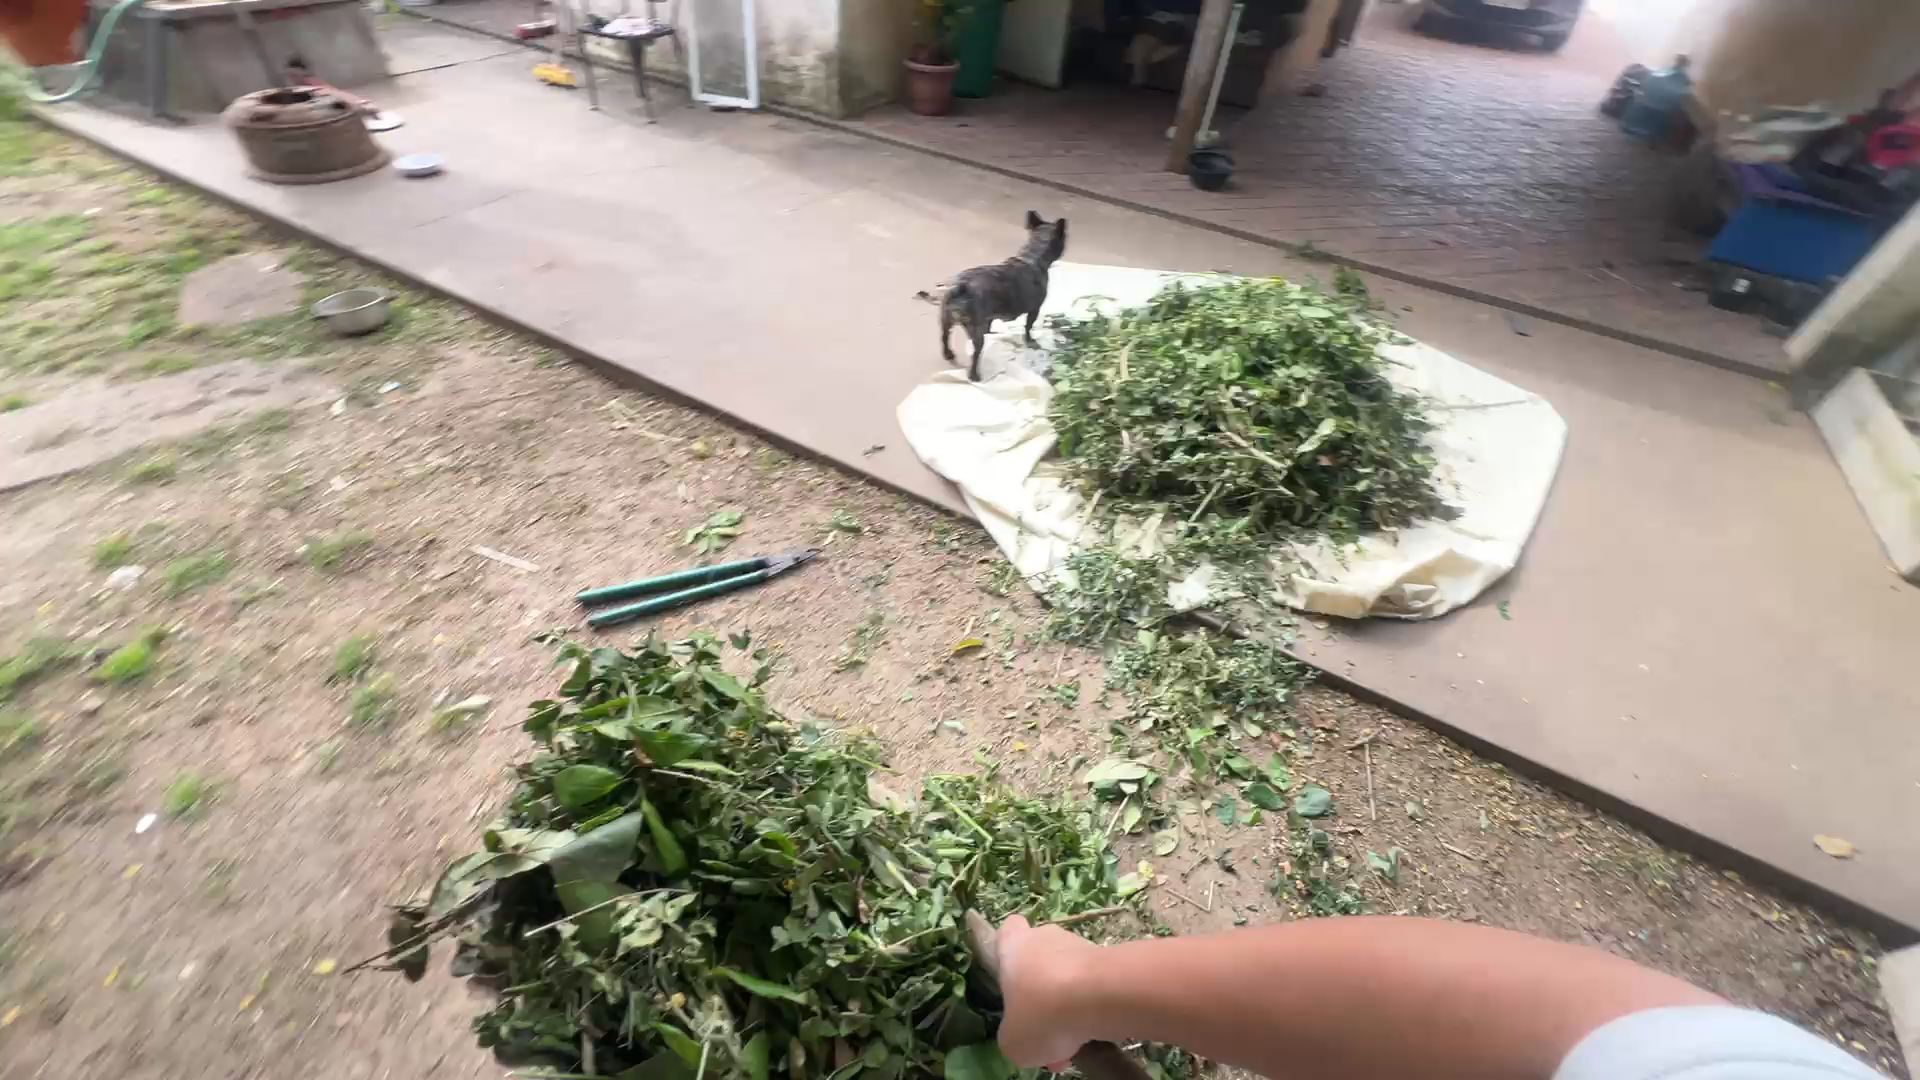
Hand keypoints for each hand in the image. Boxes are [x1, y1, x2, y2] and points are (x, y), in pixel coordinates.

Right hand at [994, 914, 1101, 1069]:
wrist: (1099, 996)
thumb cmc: (1043, 1011)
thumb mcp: (1014, 1042)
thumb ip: (1011, 1035)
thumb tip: (1019, 1034)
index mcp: (1014, 946)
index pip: (1009, 930)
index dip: (1009, 951)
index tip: (1012, 977)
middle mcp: (1043, 936)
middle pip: (1039, 957)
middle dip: (1042, 991)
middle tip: (1045, 1027)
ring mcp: (1076, 944)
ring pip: (1066, 974)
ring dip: (1067, 1004)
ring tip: (1073, 1042)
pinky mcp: (1104, 959)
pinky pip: (1091, 985)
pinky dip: (1090, 1008)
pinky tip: (1092, 1037)